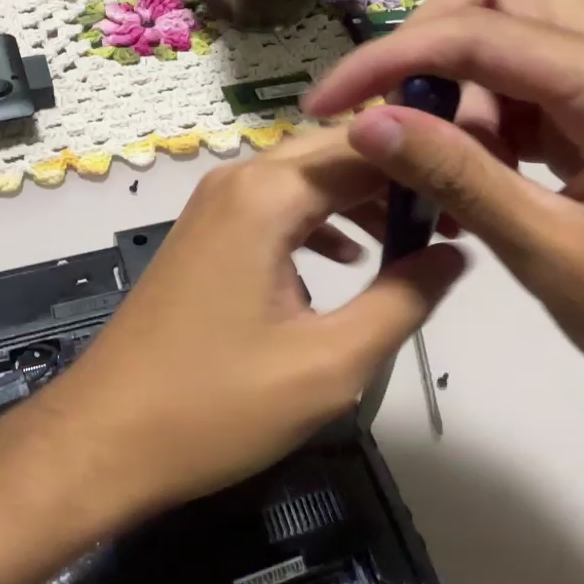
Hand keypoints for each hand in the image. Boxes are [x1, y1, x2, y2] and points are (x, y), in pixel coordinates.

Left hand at [0, 128, 463, 583]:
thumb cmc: (217, 405)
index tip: (479, 193)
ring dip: (360, 200)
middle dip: (397, 178)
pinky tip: (346, 260)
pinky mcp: (204, 235)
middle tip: (457, 216)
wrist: (104, 437)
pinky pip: (275, 208)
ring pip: (305, 179)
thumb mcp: (330, 363)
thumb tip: (456, 254)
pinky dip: (318, 222)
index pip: (368, 146)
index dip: (428, 163)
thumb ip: (403, 301)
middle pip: (335, 153)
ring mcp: (214, 206)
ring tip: (415, 240)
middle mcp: (238, 180)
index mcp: (268, 193)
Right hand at [302, 0, 583, 443]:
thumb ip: (459, 179)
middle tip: (387, 119)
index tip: (326, 105)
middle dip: (426, 43)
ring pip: (513, 32)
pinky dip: (486, 115)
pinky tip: (472, 178)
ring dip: (455, 85)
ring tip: (433, 172)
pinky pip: (532, 81)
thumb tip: (366, 124)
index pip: (477, 33)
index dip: (388, 59)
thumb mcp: (555, 260)